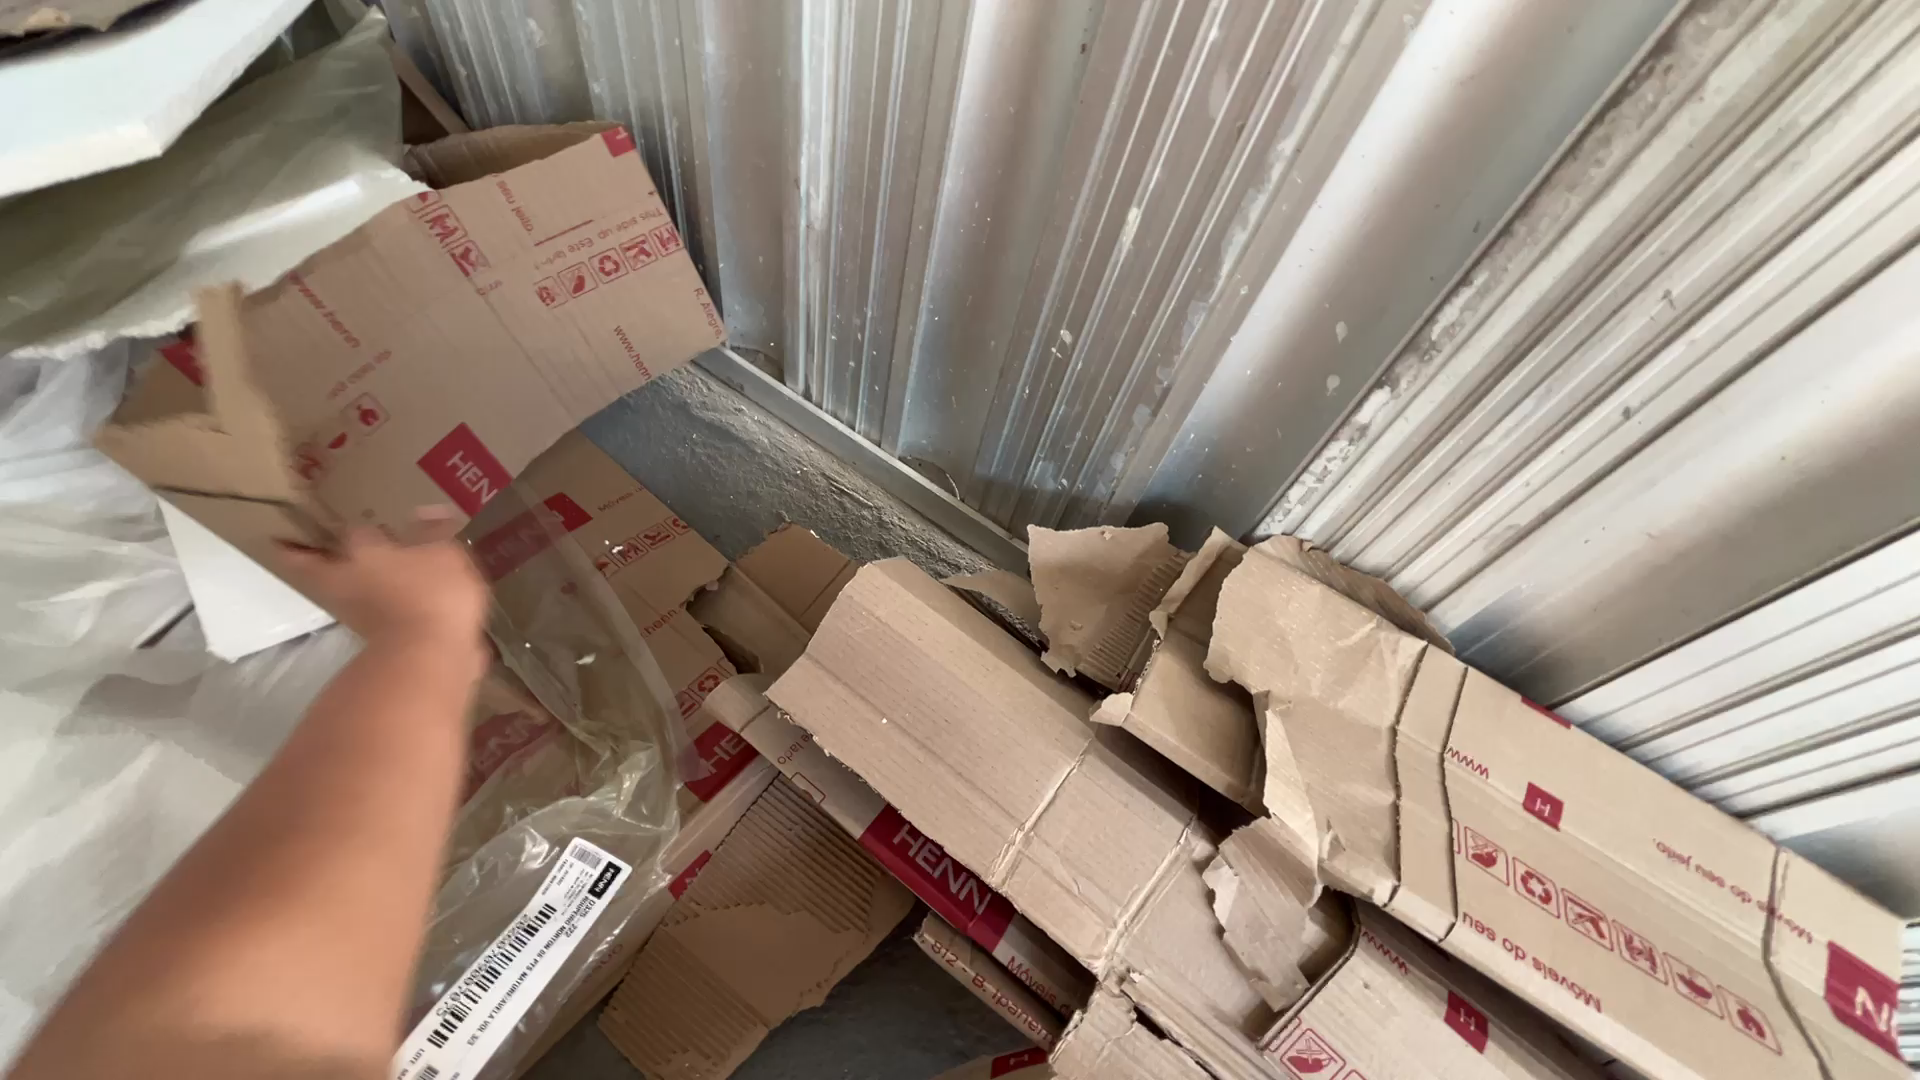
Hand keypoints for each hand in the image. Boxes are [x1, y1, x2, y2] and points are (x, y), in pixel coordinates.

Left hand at [274, 507, 488, 656]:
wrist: (428, 655)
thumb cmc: (434, 594)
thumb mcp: (445, 554)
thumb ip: (435, 532)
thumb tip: (426, 510)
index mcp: (364, 553)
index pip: (354, 531)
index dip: (357, 522)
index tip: (352, 516)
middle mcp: (348, 579)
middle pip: (313, 564)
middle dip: (302, 554)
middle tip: (294, 542)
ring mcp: (356, 612)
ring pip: (337, 588)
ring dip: (338, 580)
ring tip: (351, 570)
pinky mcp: (375, 637)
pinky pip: (368, 612)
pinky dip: (372, 604)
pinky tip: (390, 600)